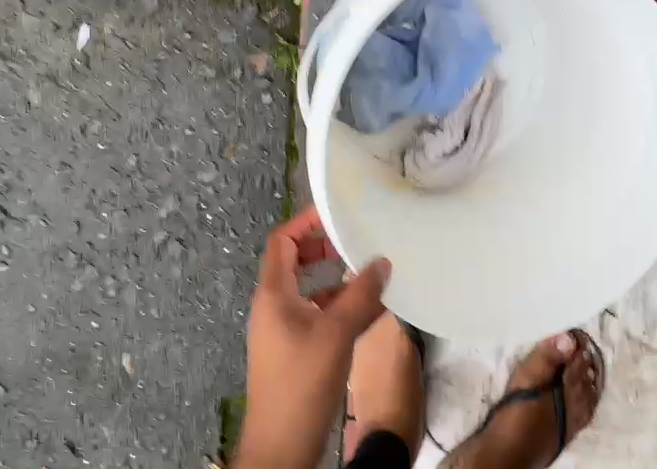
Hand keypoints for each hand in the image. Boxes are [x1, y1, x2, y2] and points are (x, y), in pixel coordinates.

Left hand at [237, 207, 391, 468]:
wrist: (280, 449)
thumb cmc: (301, 383)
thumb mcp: (336, 334)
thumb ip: (360, 295)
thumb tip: (383, 261)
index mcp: (273, 294)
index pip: (283, 240)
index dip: (307, 221)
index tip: (339, 212)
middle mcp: (273, 306)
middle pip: (295, 261)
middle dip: (326, 248)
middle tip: (359, 240)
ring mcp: (283, 330)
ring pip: (310, 289)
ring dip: (338, 279)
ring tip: (371, 272)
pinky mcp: (296, 351)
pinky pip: (318, 314)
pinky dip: (340, 305)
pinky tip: (371, 310)